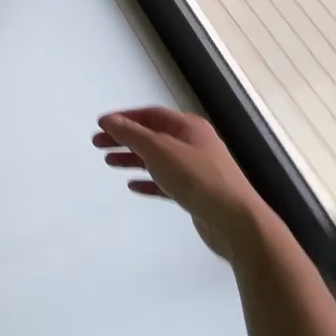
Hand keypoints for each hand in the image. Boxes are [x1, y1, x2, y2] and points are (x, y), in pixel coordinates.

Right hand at [94, 107, 271, 258]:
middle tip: (98, 144)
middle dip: (124, 139)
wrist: (236, 221)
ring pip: (157, 158)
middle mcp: (194, 144)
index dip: (124, 117)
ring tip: (110, 163)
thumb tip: (108, 120)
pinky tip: (133, 186)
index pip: (150, 114)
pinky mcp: (197, 193)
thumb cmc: (197, 178)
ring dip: (133, 159)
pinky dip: (148, 181)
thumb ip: (130, 133)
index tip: (101, 125)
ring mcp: (197, 169)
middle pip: (152, 135)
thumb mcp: (158, 149)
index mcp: (188, 127)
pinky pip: (166, 181)